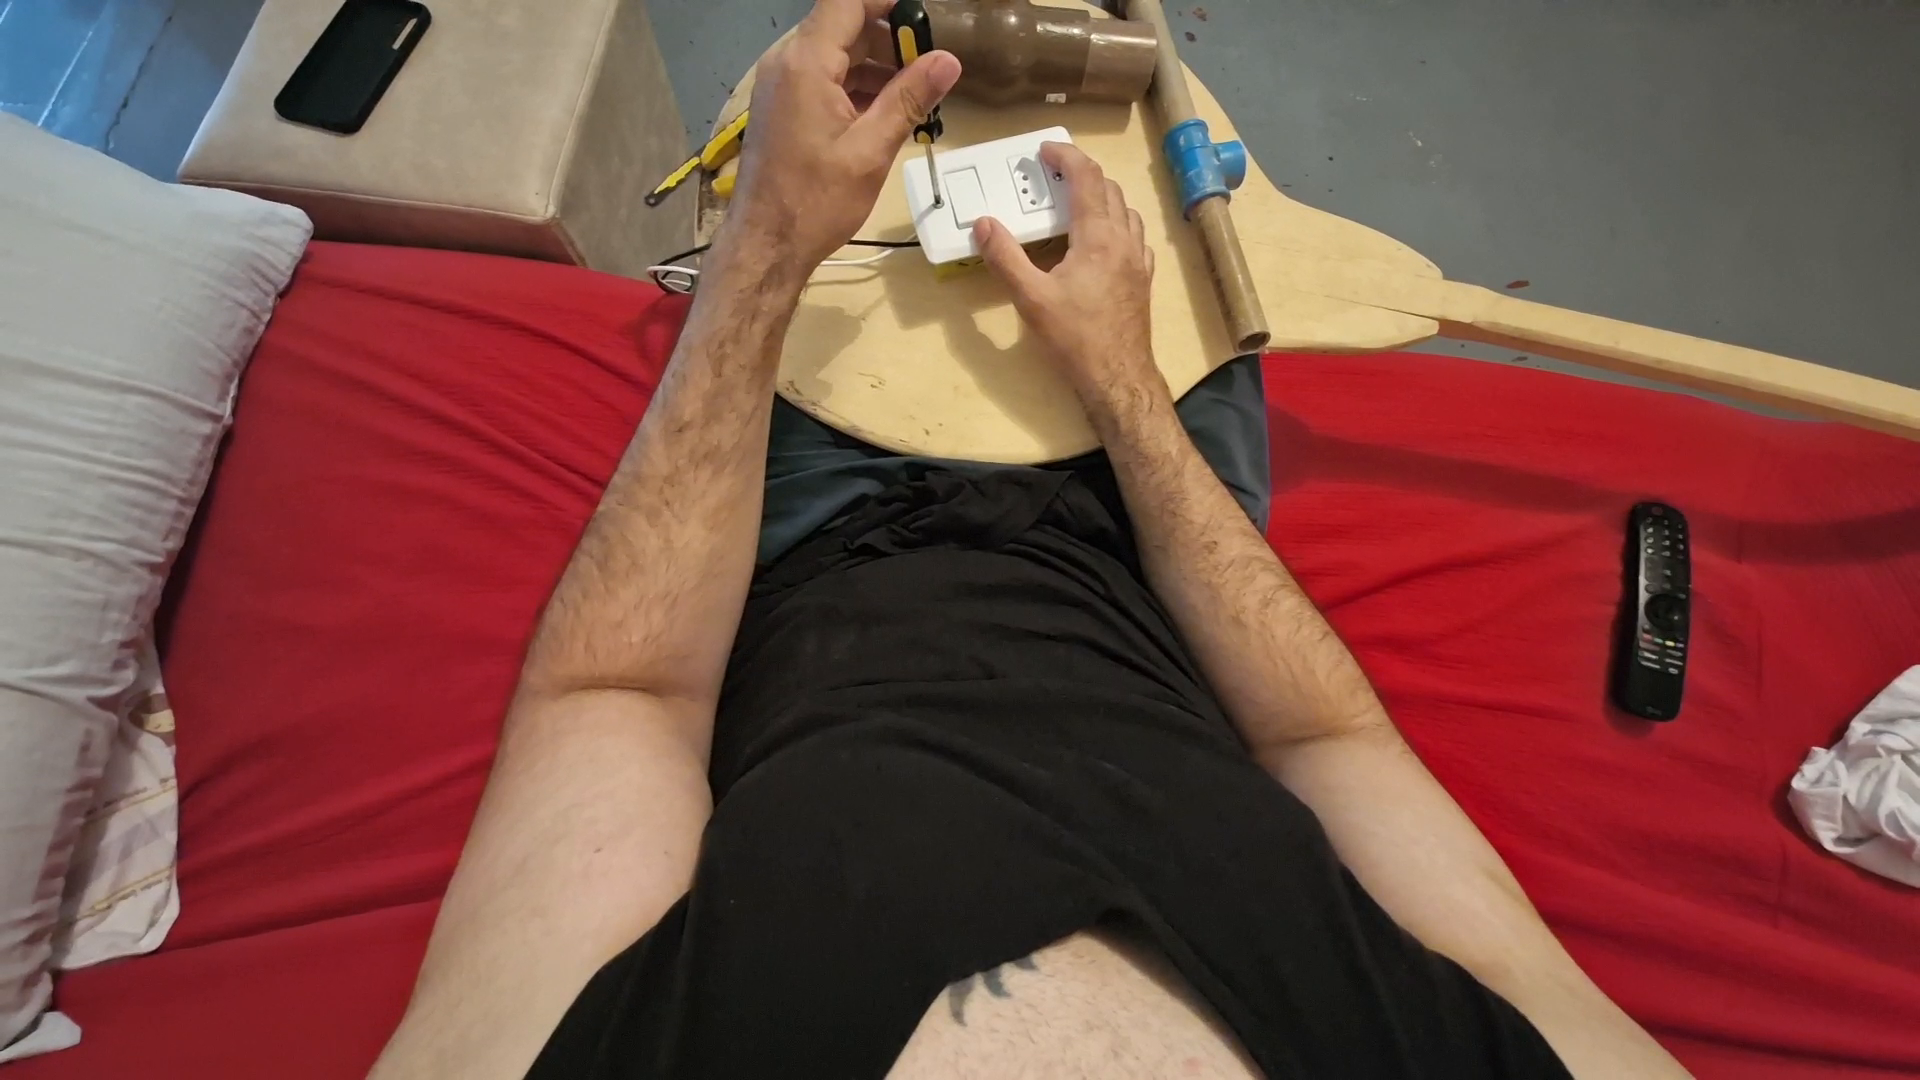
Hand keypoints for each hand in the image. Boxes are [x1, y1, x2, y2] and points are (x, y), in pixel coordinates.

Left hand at [725, 0, 961, 270]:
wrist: (767, 244)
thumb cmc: (817, 203)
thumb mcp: (871, 152)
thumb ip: (908, 99)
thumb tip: (948, 60)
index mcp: (806, 62)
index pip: (848, 0)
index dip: (888, 1)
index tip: (923, 18)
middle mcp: (786, 62)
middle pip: (842, 25)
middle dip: (887, 38)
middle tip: (927, 67)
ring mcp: (780, 86)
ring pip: (833, 55)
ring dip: (873, 66)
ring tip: (912, 96)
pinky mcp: (781, 109)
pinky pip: (820, 80)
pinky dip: (853, 88)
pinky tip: (881, 114)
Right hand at [974, 143, 1158, 405]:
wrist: (1117, 375)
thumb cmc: (1074, 339)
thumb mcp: (1031, 299)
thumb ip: (1005, 258)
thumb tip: (983, 224)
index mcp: (1097, 237)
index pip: (1086, 178)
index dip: (1066, 156)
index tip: (1045, 149)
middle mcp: (1124, 240)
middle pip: (1108, 189)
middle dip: (1082, 173)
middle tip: (1054, 175)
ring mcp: (1138, 260)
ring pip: (1125, 211)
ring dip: (1102, 197)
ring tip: (1077, 203)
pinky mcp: (1143, 280)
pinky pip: (1135, 237)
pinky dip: (1117, 224)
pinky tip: (1104, 241)